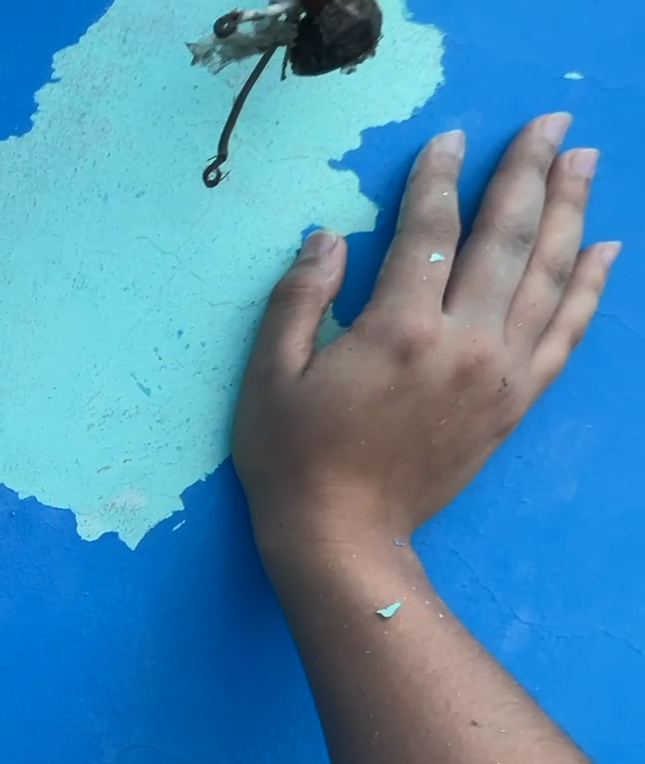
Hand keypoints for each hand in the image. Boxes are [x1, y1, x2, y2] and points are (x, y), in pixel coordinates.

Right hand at [233, 115, 619, 557]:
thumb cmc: (288, 454)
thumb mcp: (266, 380)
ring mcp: (501, 369)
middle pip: (507, 241)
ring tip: (586, 161)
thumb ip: (296, 305)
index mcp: (396, 331)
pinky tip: (605, 250)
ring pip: (548, 275)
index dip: (436, 183)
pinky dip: (591, 285)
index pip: (428, 237)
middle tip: (548, 125)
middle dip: (526, 175)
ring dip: (570, 212)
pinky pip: (568, 330)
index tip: (448, 140)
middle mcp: (464, 340)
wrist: (339, 529)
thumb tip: (323, 240)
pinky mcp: (515, 399)